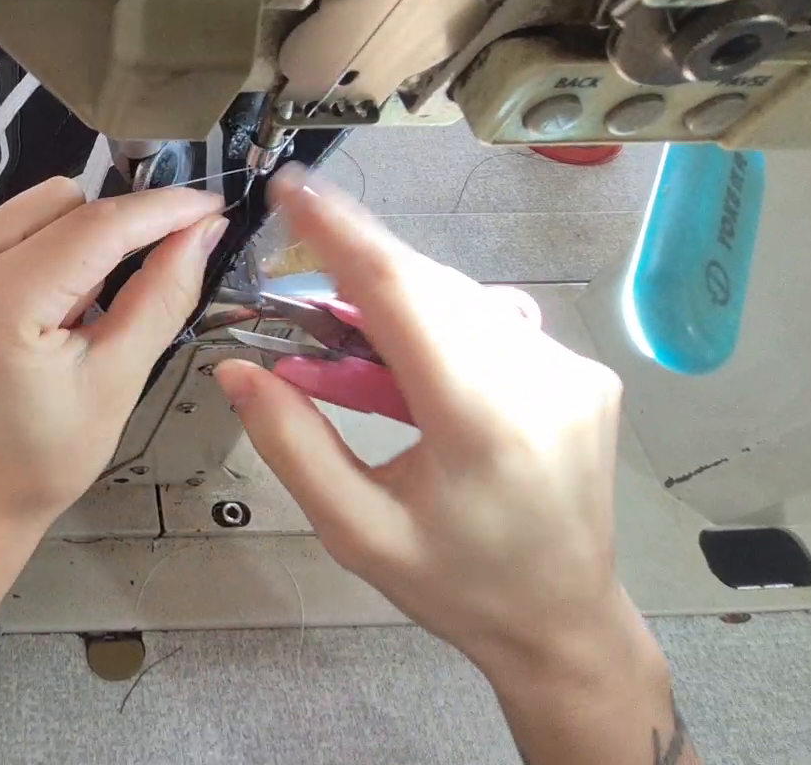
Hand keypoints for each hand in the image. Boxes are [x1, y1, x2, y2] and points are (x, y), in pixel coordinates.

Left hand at [0, 176, 226, 532]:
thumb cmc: (45, 454)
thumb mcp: (119, 378)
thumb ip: (164, 294)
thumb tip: (202, 231)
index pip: (95, 227)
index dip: (160, 210)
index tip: (207, 206)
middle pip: (64, 202)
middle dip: (115, 233)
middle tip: (129, 290)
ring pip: (38, 206)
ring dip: (80, 240)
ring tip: (80, 310)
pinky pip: (12, 226)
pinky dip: (48, 250)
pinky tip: (52, 304)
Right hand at [215, 165, 637, 681]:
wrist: (565, 623)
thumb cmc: (455, 584)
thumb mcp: (354, 528)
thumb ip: (289, 441)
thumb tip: (235, 369)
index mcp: (481, 422)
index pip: (401, 292)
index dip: (340, 231)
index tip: (292, 187)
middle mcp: (539, 379)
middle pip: (423, 284)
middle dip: (351, 275)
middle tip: (300, 310)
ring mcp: (567, 370)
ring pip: (452, 295)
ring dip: (388, 304)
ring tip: (347, 355)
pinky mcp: (575, 370)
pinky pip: (482, 316)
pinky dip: (428, 322)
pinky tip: (404, 365)